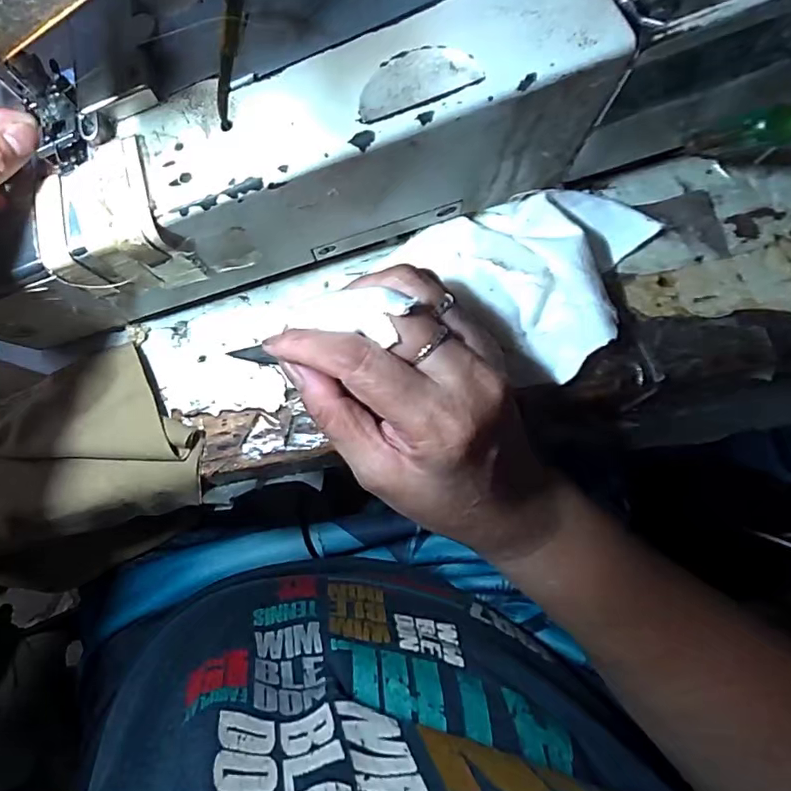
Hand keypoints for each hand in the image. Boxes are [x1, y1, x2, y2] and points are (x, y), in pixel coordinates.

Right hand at [263, 265, 564, 561]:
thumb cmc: (439, 498)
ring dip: (366, 293)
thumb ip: (333, 414)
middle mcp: (465, 377)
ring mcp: (483, 352)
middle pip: (389, 315)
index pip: (362, 361)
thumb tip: (297, 364)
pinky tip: (375, 313)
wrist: (513, 499)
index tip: (277, 342)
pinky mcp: (488, 339)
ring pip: (415, 291)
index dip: (311, 343)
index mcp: (435, 422)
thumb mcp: (374, 472)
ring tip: (338, 315)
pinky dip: (397, 293)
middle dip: (335, 313)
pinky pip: (436, 294)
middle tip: (305, 329)